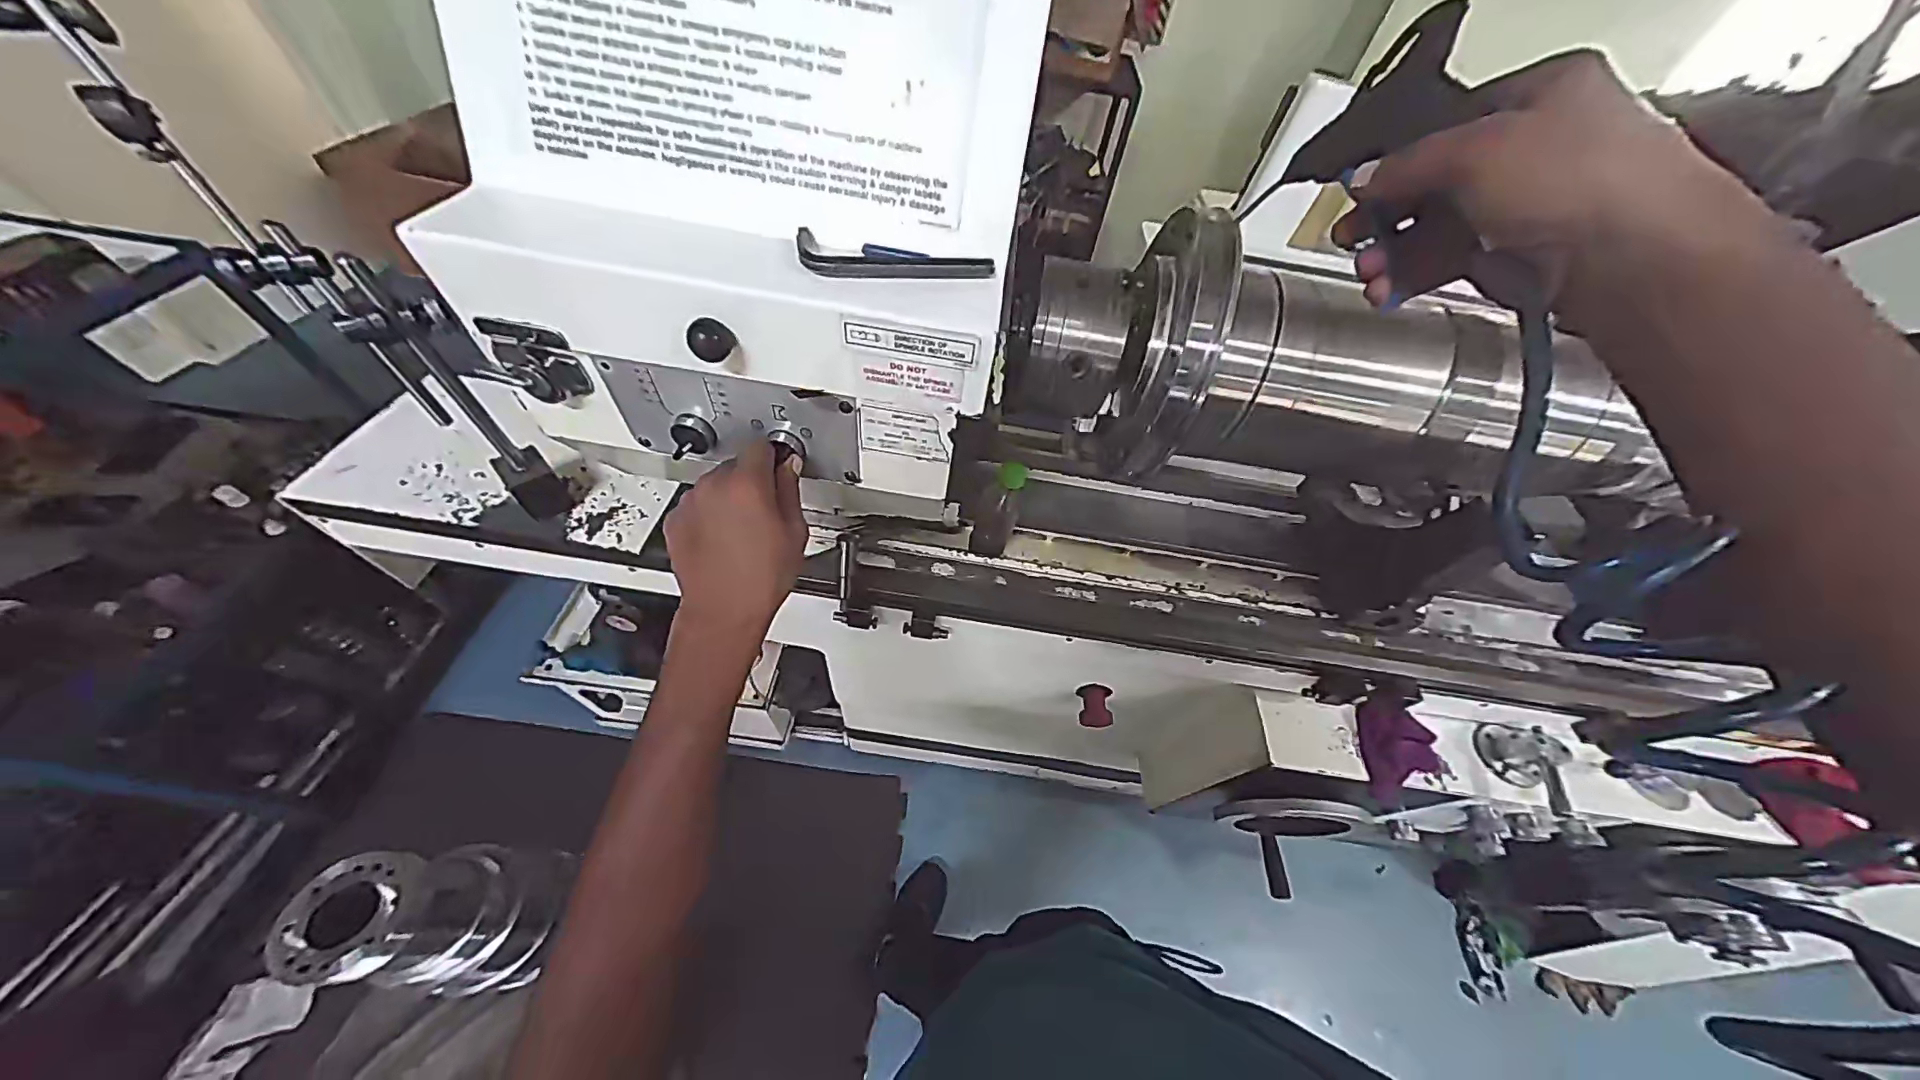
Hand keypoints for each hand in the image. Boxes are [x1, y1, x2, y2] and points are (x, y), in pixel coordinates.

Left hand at [663, 441, 807, 631]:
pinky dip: (709, 514)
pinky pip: (697, 505)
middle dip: (752, 480)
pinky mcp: (675, 520)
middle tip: (766, 508)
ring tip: (744, 529)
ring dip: (728, 497)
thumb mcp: (795, 531)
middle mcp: (714, 486)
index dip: (774, 455)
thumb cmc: (759, 578)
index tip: (780, 464)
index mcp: (747, 484)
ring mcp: (691, 503)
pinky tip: (724, 538)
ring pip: (715, 485)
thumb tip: (787, 469)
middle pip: (736, 465)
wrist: (724, 609)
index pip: (760, 447)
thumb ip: (790, 490)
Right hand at [1330, 50, 1778, 326]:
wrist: (1631, 258)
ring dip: (1393, 254)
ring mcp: (1525, 205)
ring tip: (1370, 271)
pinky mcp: (1516, 255)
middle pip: (1434, 184)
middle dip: (1386, 217)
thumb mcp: (1476, 151)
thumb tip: (1366, 176)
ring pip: (1436, 230)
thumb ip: (1408, 163)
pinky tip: (1388, 288)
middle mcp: (1534, 148)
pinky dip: (1413, 276)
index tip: (1359, 187)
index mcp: (1540, 95)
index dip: (1395, 158)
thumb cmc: (1588, 181)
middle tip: (1352, 235)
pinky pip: (1447, 263)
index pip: (1444, 125)